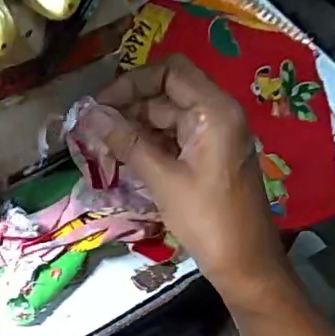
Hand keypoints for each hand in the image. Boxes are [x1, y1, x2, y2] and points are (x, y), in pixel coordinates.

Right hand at [81, 54, 292, 307]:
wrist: (245, 263)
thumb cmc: (207, 220)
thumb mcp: (163, 180)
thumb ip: (127, 143)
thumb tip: (89, 115)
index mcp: (215, 112)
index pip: (170, 72)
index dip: (132, 82)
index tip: (100, 105)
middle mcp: (217, 115)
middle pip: (166, 93)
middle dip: (127, 106)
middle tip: (91, 128)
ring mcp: (212, 137)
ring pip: (165, 118)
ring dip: (133, 127)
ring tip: (99, 145)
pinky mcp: (206, 158)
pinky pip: (172, 139)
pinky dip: (146, 144)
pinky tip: (120, 158)